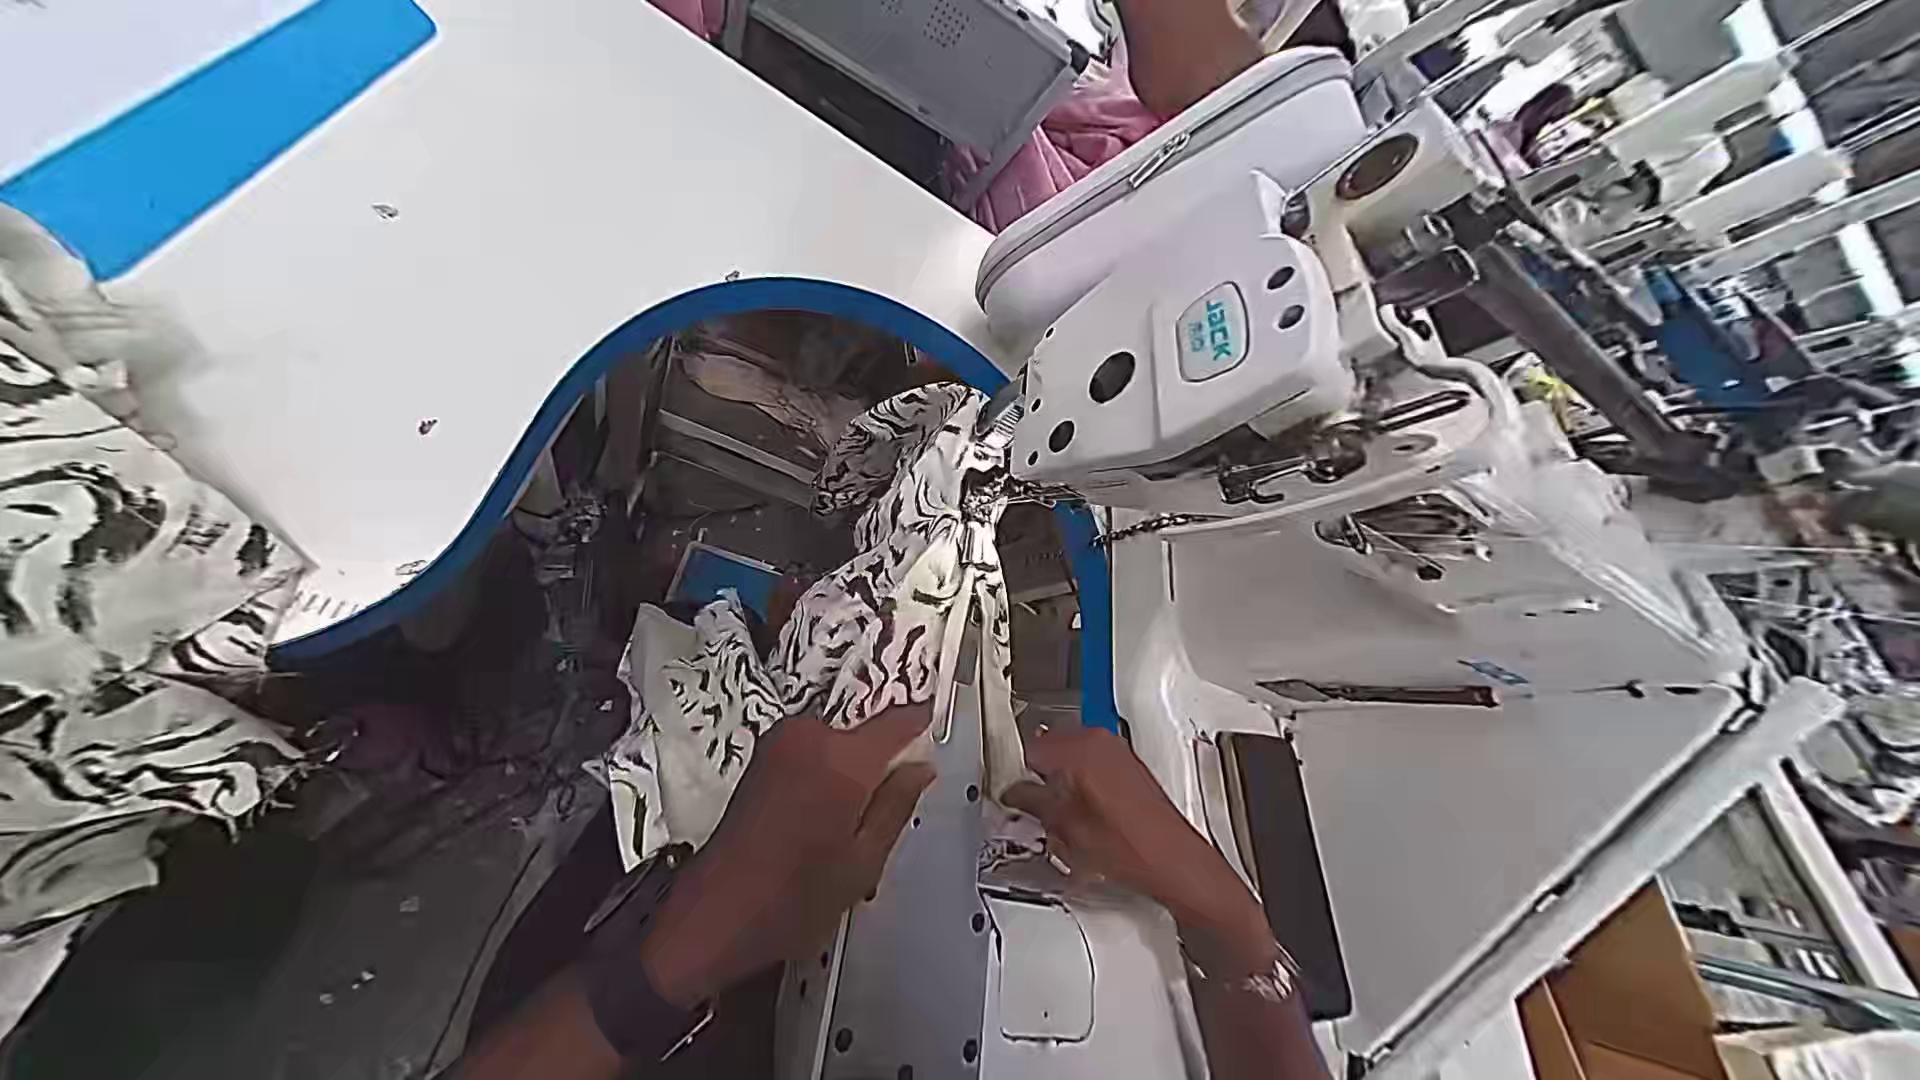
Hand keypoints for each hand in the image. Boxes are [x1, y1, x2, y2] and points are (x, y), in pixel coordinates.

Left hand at [638, 705, 935, 1006]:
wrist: (713, 915)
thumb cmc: (788, 900)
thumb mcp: (862, 862)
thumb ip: (898, 804)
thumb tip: (920, 768)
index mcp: (842, 762)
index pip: (898, 721)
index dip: (921, 721)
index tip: (934, 722)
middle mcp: (810, 738)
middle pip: (867, 729)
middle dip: (884, 755)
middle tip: (889, 798)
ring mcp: (783, 741)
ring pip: (841, 737)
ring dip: (854, 763)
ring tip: (848, 817)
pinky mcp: (765, 752)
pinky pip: (815, 744)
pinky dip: (828, 765)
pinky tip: (823, 811)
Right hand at [1003, 725, 1268, 960]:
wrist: (1176, 863)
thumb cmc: (1134, 849)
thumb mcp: (1066, 830)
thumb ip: (1033, 803)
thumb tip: (1016, 794)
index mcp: (1077, 749)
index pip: (1027, 749)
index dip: (1014, 774)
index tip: (1010, 792)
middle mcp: (1096, 739)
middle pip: (1046, 746)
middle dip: (1035, 774)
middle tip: (1029, 804)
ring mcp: (1114, 747)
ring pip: (1067, 751)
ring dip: (1057, 774)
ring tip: (1057, 811)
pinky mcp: (1125, 760)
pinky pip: (1088, 757)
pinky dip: (1077, 775)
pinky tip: (1080, 808)